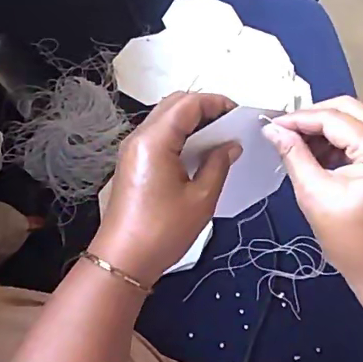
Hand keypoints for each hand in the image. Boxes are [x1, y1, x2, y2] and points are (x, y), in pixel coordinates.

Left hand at [90, 92, 239, 284]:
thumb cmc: (162, 231)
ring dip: (191, 122)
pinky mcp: (132, 162)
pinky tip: (199, 153)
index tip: (239, 114)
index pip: (188, 103)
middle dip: (204, 108)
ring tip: (219, 140)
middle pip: (174, 104)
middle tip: (230, 126)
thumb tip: (230, 146)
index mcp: (154, 140)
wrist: (123, 259)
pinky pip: (158, 136)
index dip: (216, 102)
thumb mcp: (201, 198)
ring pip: (165, 119)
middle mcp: (139, 137)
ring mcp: (132, 149)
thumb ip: (218, 164)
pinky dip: (179, 136)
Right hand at [262, 96, 362, 299]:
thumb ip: (294, 155)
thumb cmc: (352, 241)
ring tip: (295, 144)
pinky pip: (361, 138)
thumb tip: (274, 130)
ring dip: (324, 128)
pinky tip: (315, 154)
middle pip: (349, 110)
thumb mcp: (315, 194)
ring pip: (355, 121)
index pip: (335, 118)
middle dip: (313, 117)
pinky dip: (337, 141)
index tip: (272, 126)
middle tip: (283, 131)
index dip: (300, 119)